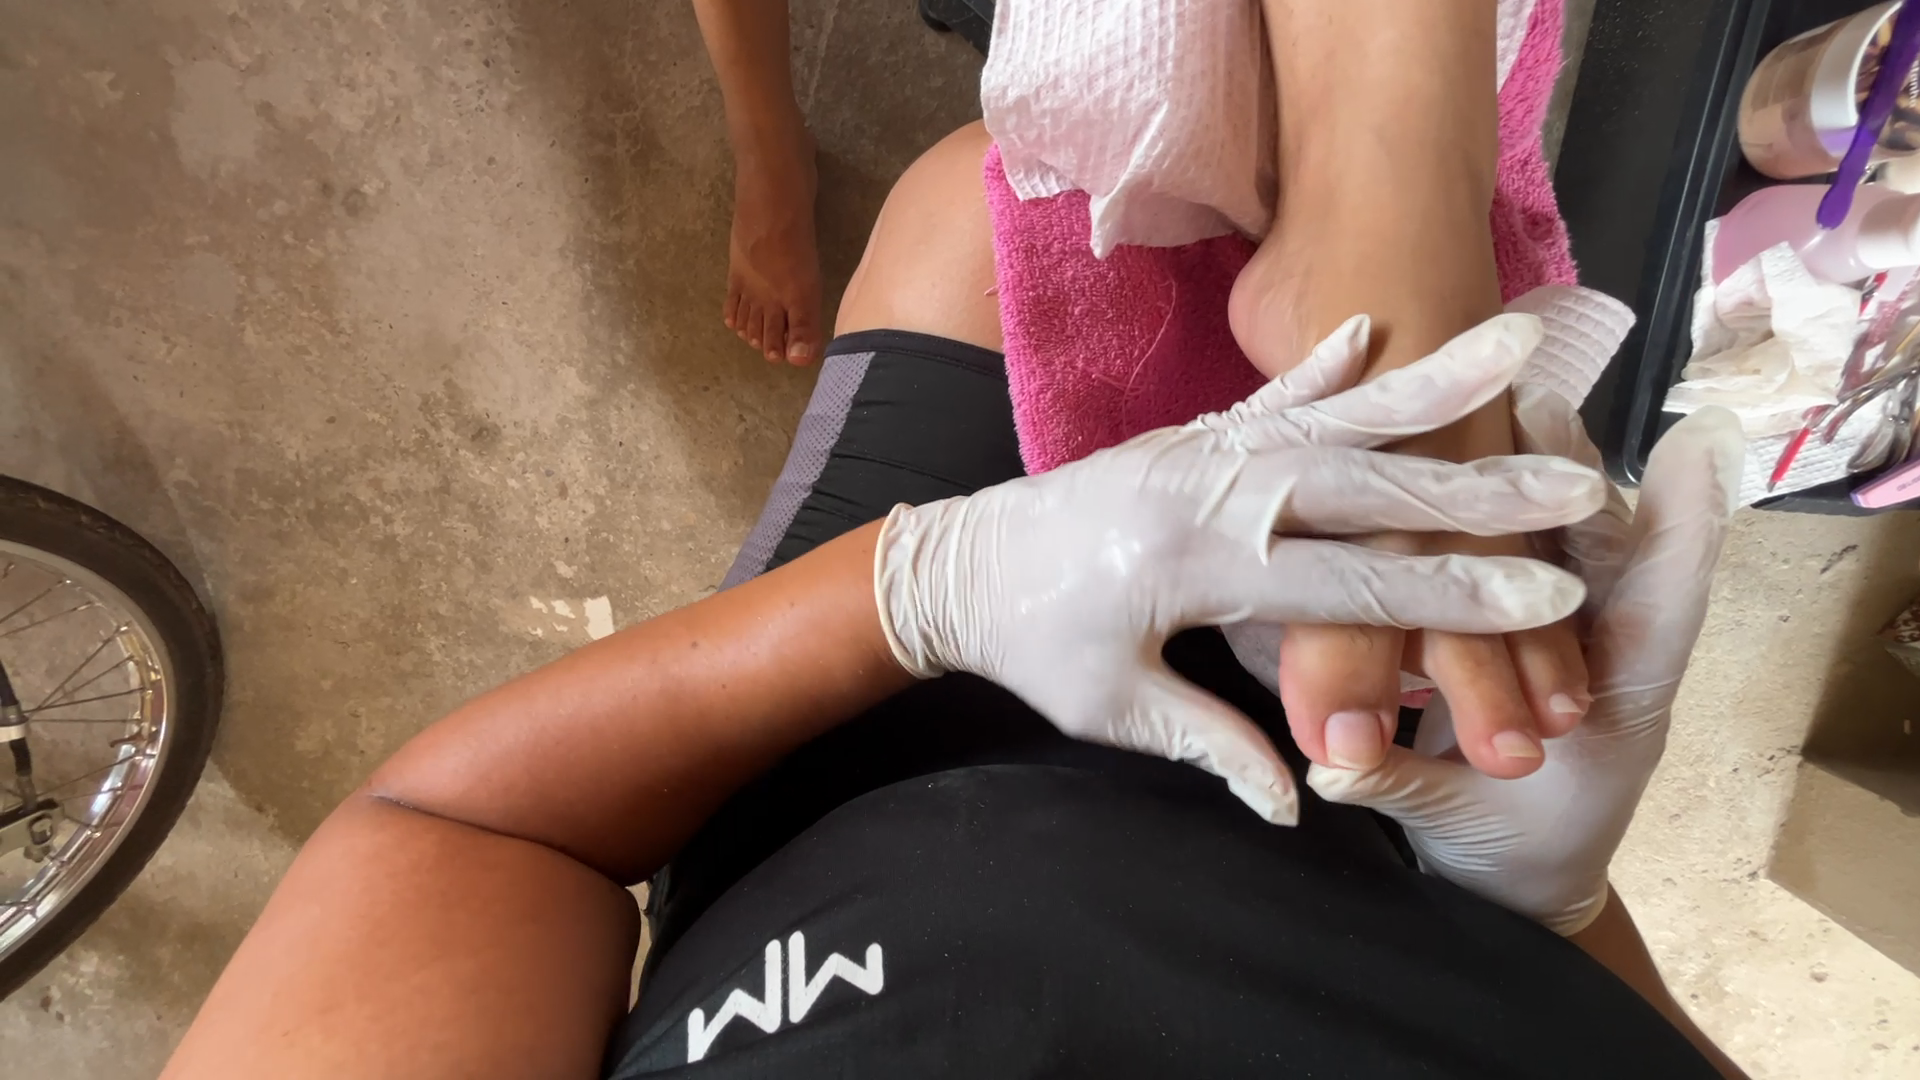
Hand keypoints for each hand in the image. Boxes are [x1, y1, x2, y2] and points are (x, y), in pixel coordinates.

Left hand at [875, 314, 1606, 824]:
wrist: (954, 570)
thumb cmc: (1026, 645)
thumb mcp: (1111, 709)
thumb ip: (1210, 745)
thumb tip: (1297, 798)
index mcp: (1189, 569)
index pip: (1344, 586)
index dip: (1448, 596)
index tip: (1551, 594)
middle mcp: (1198, 494)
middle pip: (1355, 489)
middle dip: (1471, 490)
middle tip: (1577, 482)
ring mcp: (1187, 455)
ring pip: (1321, 423)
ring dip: (1420, 391)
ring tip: (1513, 345)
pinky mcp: (1174, 440)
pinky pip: (1257, 402)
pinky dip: (1317, 370)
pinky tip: (1373, 331)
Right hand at [1307, 394, 1743, 931]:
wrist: (1506, 884)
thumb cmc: (1503, 856)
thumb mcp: (1450, 826)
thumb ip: (1396, 786)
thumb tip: (1329, 761)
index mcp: (1614, 708)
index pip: (1656, 609)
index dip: (1679, 527)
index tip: (1695, 446)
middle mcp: (1587, 660)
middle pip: (1598, 554)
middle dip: (1571, 474)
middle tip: (1531, 403)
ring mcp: (1543, 650)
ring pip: (1544, 552)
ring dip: (1524, 483)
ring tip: (1491, 416)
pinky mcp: (1497, 648)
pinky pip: (1492, 577)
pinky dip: (1476, 525)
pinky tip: (1435, 485)